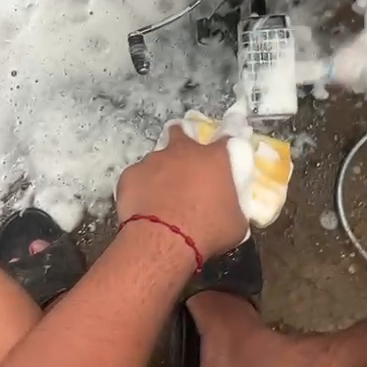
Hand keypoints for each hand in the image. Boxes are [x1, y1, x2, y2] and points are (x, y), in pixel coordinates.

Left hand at [115, 128, 246, 258]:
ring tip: (159, 194)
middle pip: (180, 132)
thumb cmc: (207, 231)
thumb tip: (228, 206)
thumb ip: (233, 205)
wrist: (164, 240)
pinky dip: (140, 188)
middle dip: (181, 138)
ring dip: (160, 170)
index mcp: (215, 159)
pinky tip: (143, 205)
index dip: (230, 129)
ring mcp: (153, 160)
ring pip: (156, 158)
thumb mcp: (236, 223)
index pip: (229, 133)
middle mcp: (183, 152)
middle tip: (182, 155)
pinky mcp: (130, 174)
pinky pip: (137, 177)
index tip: (229, 127)